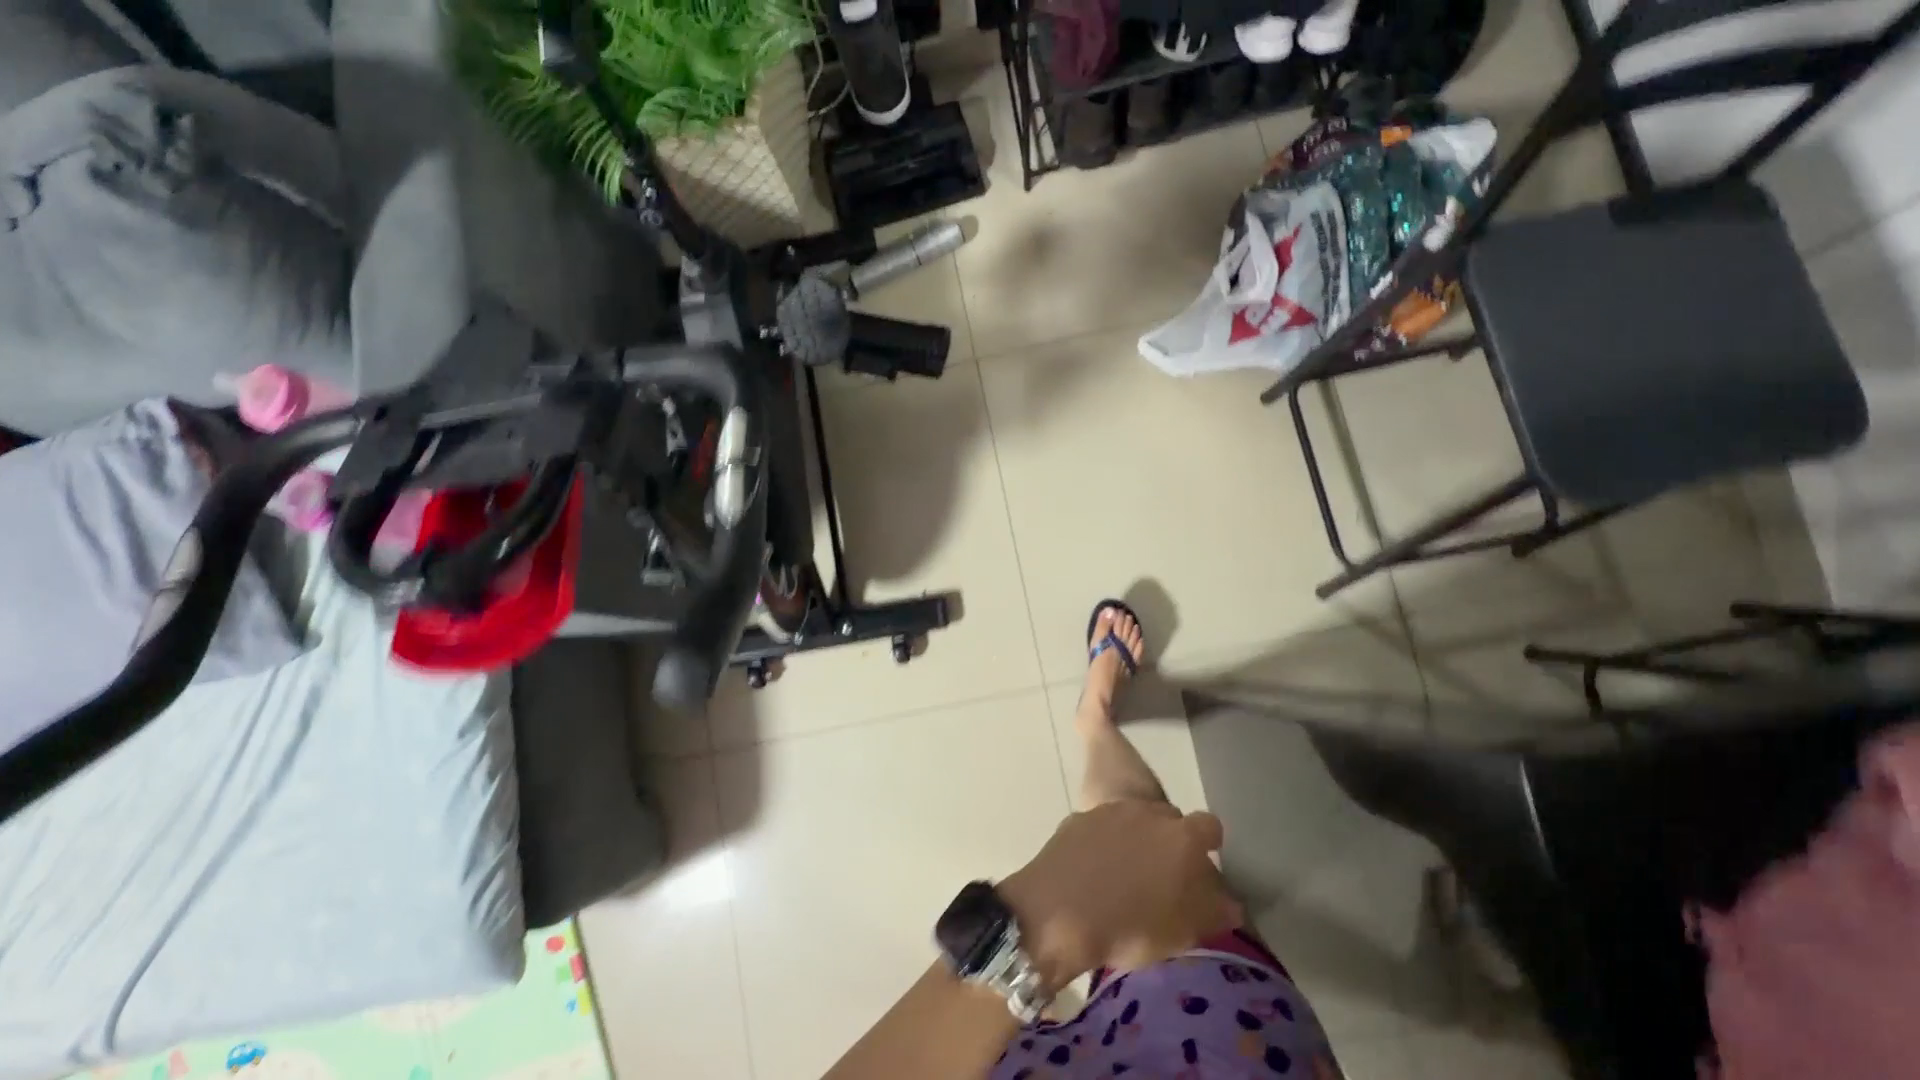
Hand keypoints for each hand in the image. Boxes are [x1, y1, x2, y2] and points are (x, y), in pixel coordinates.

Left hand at [1000, 801, 1241, 991]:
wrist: (1058, 914)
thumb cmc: (1132, 926)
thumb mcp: (1184, 931)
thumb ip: (1214, 912)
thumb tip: (1229, 903)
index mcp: (1182, 837)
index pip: (1209, 827)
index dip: (1208, 845)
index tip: (1202, 864)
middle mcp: (1146, 813)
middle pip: (1167, 818)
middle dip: (1168, 840)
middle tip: (1162, 874)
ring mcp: (1107, 813)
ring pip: (1130, 820)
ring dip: (1132, 840)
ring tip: (1124, 876)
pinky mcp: (1074, 822)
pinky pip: (1097, 830)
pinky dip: (1100, 846)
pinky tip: (1093, 874)